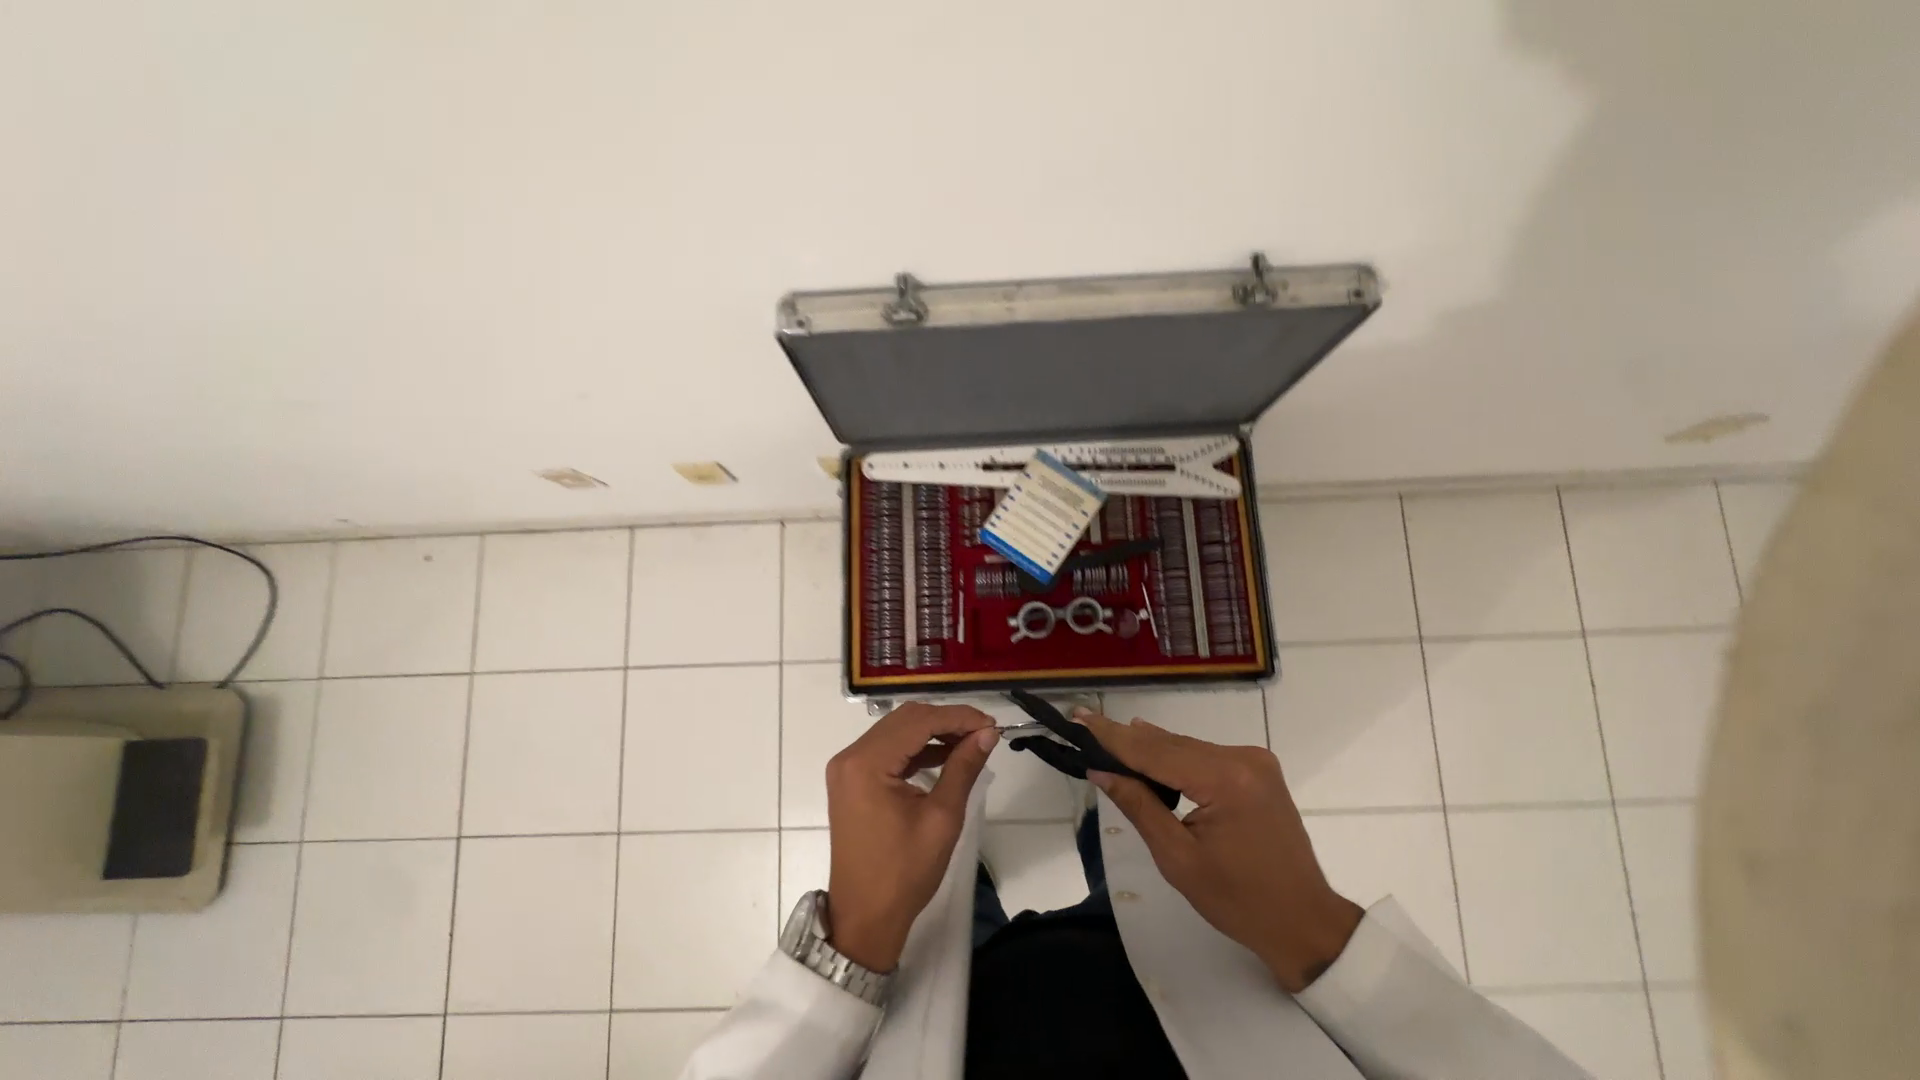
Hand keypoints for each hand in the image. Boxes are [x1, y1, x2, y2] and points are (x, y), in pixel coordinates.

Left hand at [825, 702, 997, 971]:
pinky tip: (946, 756)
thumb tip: (987, 734)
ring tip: (971, 743)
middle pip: (904, 720)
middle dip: (947, 721)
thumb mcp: (942, 818)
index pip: (918, 721)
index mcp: (867, 763)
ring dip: (933, 732)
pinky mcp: (852, 781)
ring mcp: (848, 768)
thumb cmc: (904, 872)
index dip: (958, 717)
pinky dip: (916, 749)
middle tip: (984, 733)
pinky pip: (887, 751)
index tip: (992, 725)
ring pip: (896, 732)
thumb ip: (963, 768)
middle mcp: (851, 757)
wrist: (865, 916)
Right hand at [1080, 711, 1363, 992]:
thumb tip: (1101, 771)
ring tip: (1106, 740)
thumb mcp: (1177, 858)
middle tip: (1083, 726)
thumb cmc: (1237, 900)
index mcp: (1225, 779)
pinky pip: (1205, 757)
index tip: (1078, 716)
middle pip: (1171, 743)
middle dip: (1126, 739)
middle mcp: (1243, 758)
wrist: (1303, 921)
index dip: (1112, 735)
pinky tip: (1149, 757)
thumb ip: (1139, 806)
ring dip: (1150, 749)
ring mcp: (1255, 762)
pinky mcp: (1258, 771)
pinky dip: (1175, 759)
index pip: (1155, 751)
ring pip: (1187, 748)